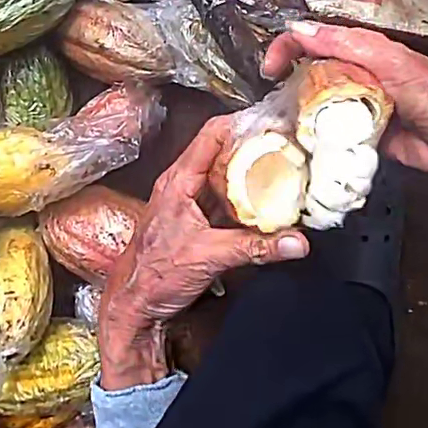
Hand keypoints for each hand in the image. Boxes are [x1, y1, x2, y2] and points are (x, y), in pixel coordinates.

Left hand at [97, 115, 309, 389]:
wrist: (132, 305)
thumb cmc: (153, 275)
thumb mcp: (210, 257)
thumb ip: (256, 248)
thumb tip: (295, 242)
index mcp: (178, 181)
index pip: (211, 134)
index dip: (241, 123)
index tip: (269, 122)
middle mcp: (180, 185)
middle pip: (220, 152)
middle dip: (251, 147)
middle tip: (282, 146)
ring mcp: (186, 202)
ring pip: (221, 175)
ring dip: (247, 172)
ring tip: (279, 168)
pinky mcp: (192, 220)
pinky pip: (221, 199)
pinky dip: (242, 197)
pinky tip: (262, 203)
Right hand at [263, 22, 427, 189]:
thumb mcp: (391, 62)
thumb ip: (348, 45)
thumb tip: (301, 30)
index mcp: (364, 50)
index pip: (316, 39)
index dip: (288, 46)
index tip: (270, 67)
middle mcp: (358, 74)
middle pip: (311, 71)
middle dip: (287, 81)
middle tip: (273, 98)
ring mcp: (357, 104)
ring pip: (316, 102)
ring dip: (298, 111)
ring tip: (283, 121)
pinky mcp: (360, 133)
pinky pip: (329, 131)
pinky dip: (316, 135)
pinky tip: (305, 140)